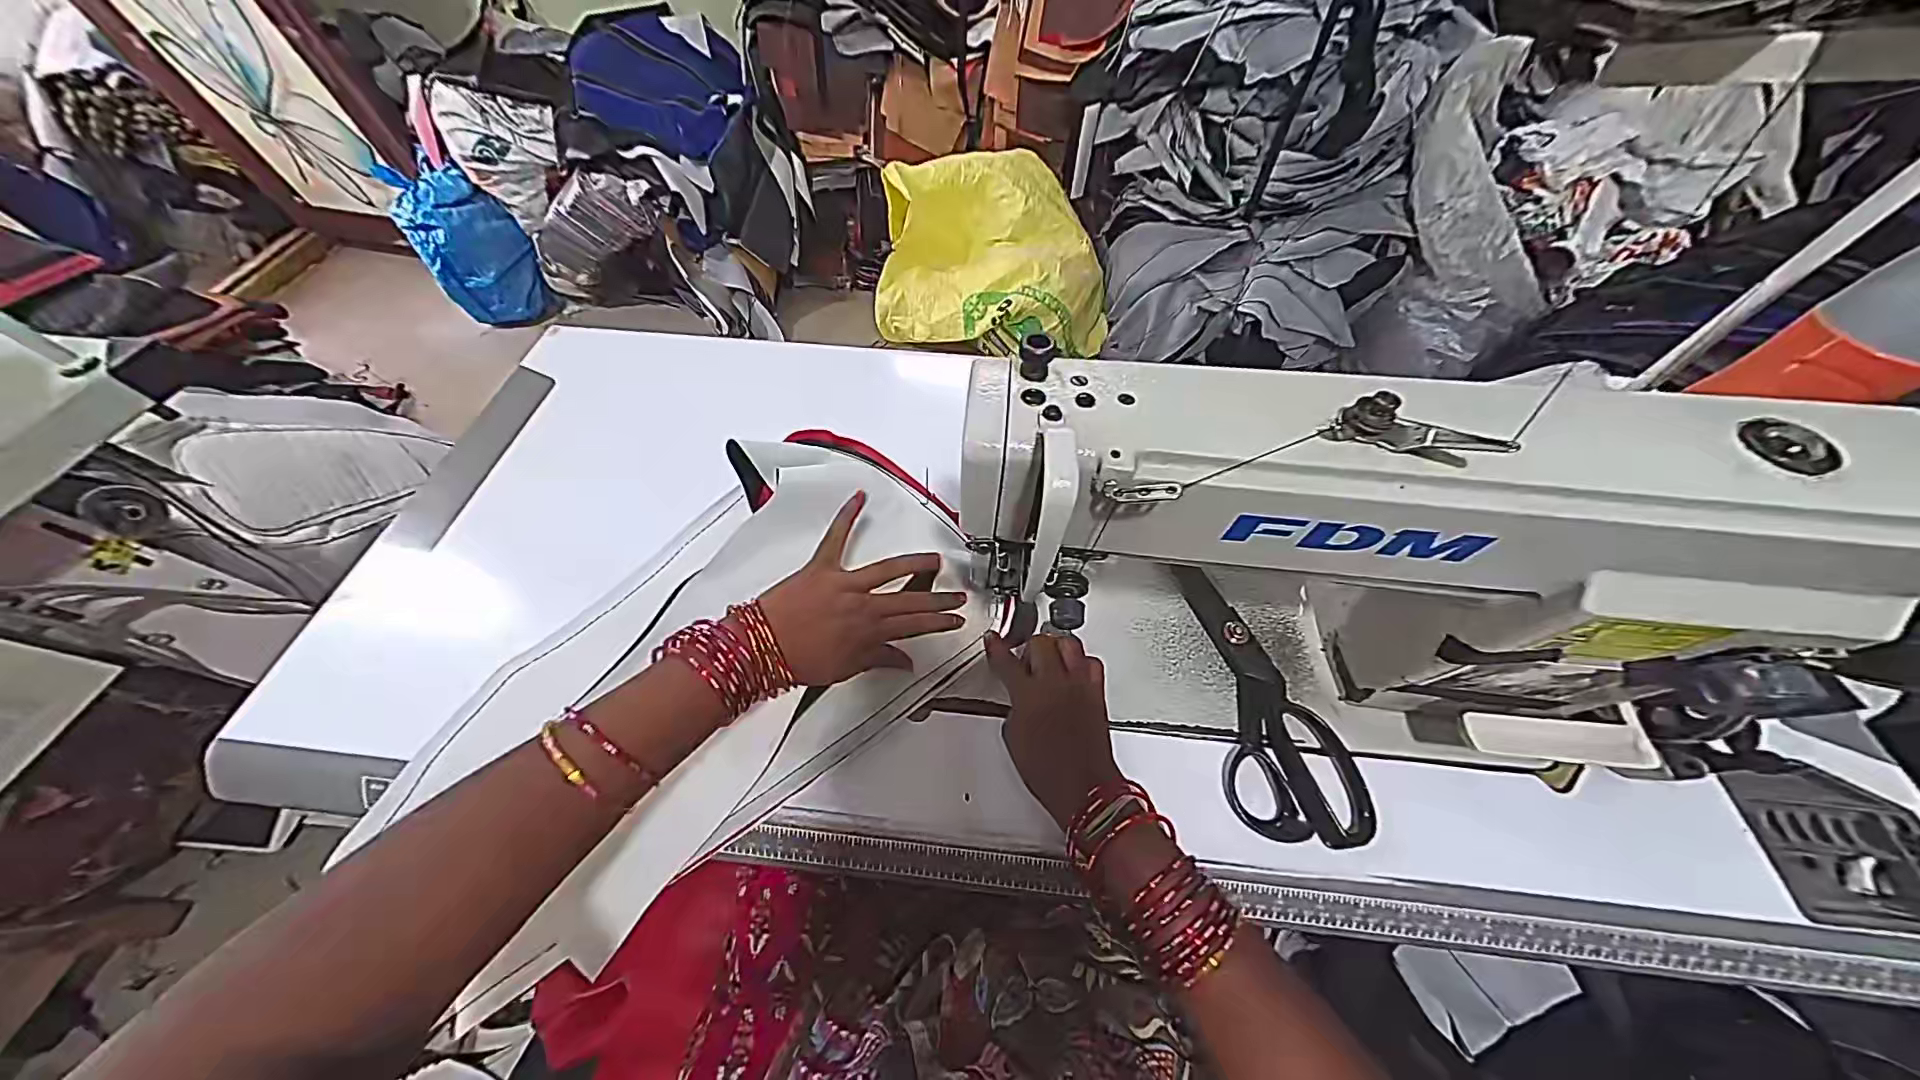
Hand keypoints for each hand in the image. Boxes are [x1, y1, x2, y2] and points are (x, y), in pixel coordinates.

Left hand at [756, 491, 967, 684]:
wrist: (760, 648)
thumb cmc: (795, 660)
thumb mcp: (845, 669)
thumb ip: (878, 660)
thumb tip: (900, 662)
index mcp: (869, 631)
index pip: (915, 625)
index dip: (939, 622)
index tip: (953, 619)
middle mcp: (862, 605)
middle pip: (911, 600)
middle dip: (939, 600)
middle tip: (956, 596)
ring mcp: (844, 583)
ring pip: (889, 569)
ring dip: (915, 563)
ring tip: (933, 559)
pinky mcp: (821, 567)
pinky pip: (836, 537)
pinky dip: (846, 516)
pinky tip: (858, 500)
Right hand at [985, 631, 1122, 828]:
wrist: (1083, 788)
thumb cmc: (1049, 771)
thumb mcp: (1014, 737)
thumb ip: (1015, 705)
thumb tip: (1019, 695)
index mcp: (1028, 694)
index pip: (1007, 659)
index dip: (997, 647)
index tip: (994, 641)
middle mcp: (1056, 683)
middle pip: (1041, 642)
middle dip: (1029, 647)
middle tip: (1025, 659)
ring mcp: (1079, 685)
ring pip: (1068, 643)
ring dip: (1056, 647)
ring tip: (1050, 660)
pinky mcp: (1097, 692)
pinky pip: (1090, 662)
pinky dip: (1081, 662)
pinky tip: (1073, 672)